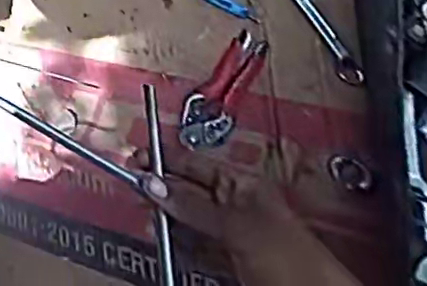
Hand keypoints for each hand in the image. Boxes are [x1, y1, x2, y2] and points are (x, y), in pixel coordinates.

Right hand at [132, 150, 361, 285]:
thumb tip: (150, 181)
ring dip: (165, 220)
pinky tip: (168, 243)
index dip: (160, 160)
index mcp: (244, 186)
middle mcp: (236, 206)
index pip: (189, 162)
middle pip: (183, 190)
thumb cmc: (296, 266)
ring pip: (185, 218)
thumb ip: (192, 203)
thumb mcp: (238, 227)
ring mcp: (235, 236)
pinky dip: (178, 243)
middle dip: (159, 193)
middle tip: (137, 197)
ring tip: (151, 223)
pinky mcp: (232, 263)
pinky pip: (194, 245)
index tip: (131, 163)